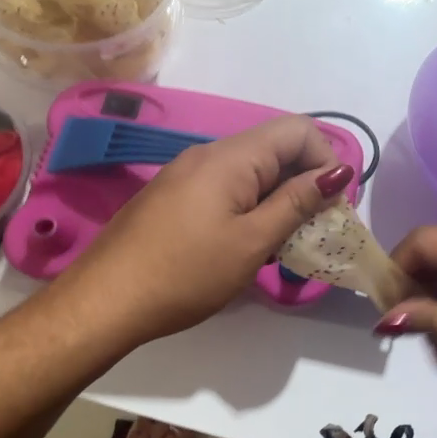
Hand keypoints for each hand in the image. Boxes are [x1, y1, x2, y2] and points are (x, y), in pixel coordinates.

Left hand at [44, 115, 351, 350]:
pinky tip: (248, 243)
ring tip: (284, 240)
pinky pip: (229, 185)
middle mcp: (209, 154)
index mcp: (231, 157)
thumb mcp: (253, 241)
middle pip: (277, 147)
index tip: (330, 205)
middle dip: (306, 180)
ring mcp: (188, 174)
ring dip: (280, 196)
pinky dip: (252, 205)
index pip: (299, 130)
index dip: (325, 160)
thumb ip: (298, 202)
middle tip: (314, 227)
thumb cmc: (184, 274)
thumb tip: (337, 172)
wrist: (99, 307)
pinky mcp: (175, 197)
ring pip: (254, 169)